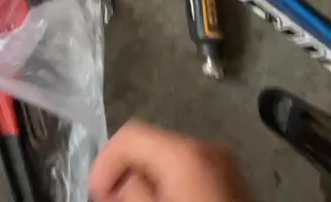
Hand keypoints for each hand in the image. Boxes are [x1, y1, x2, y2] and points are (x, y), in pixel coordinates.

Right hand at [90, 121, 250, 201]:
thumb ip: (130, 191)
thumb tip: (121, 182)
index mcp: (183, 150)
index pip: (130, 134)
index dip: (106, 160)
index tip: (96, 191)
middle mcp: (205, 147)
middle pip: (151, 145)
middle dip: (126, 169)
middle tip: (111, 197)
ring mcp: (224, 164)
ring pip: (170, 159)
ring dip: (147, 177)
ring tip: (132, 199)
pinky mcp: (234, 183)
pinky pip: (191, 172)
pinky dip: (171, 182)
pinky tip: (164, 199)